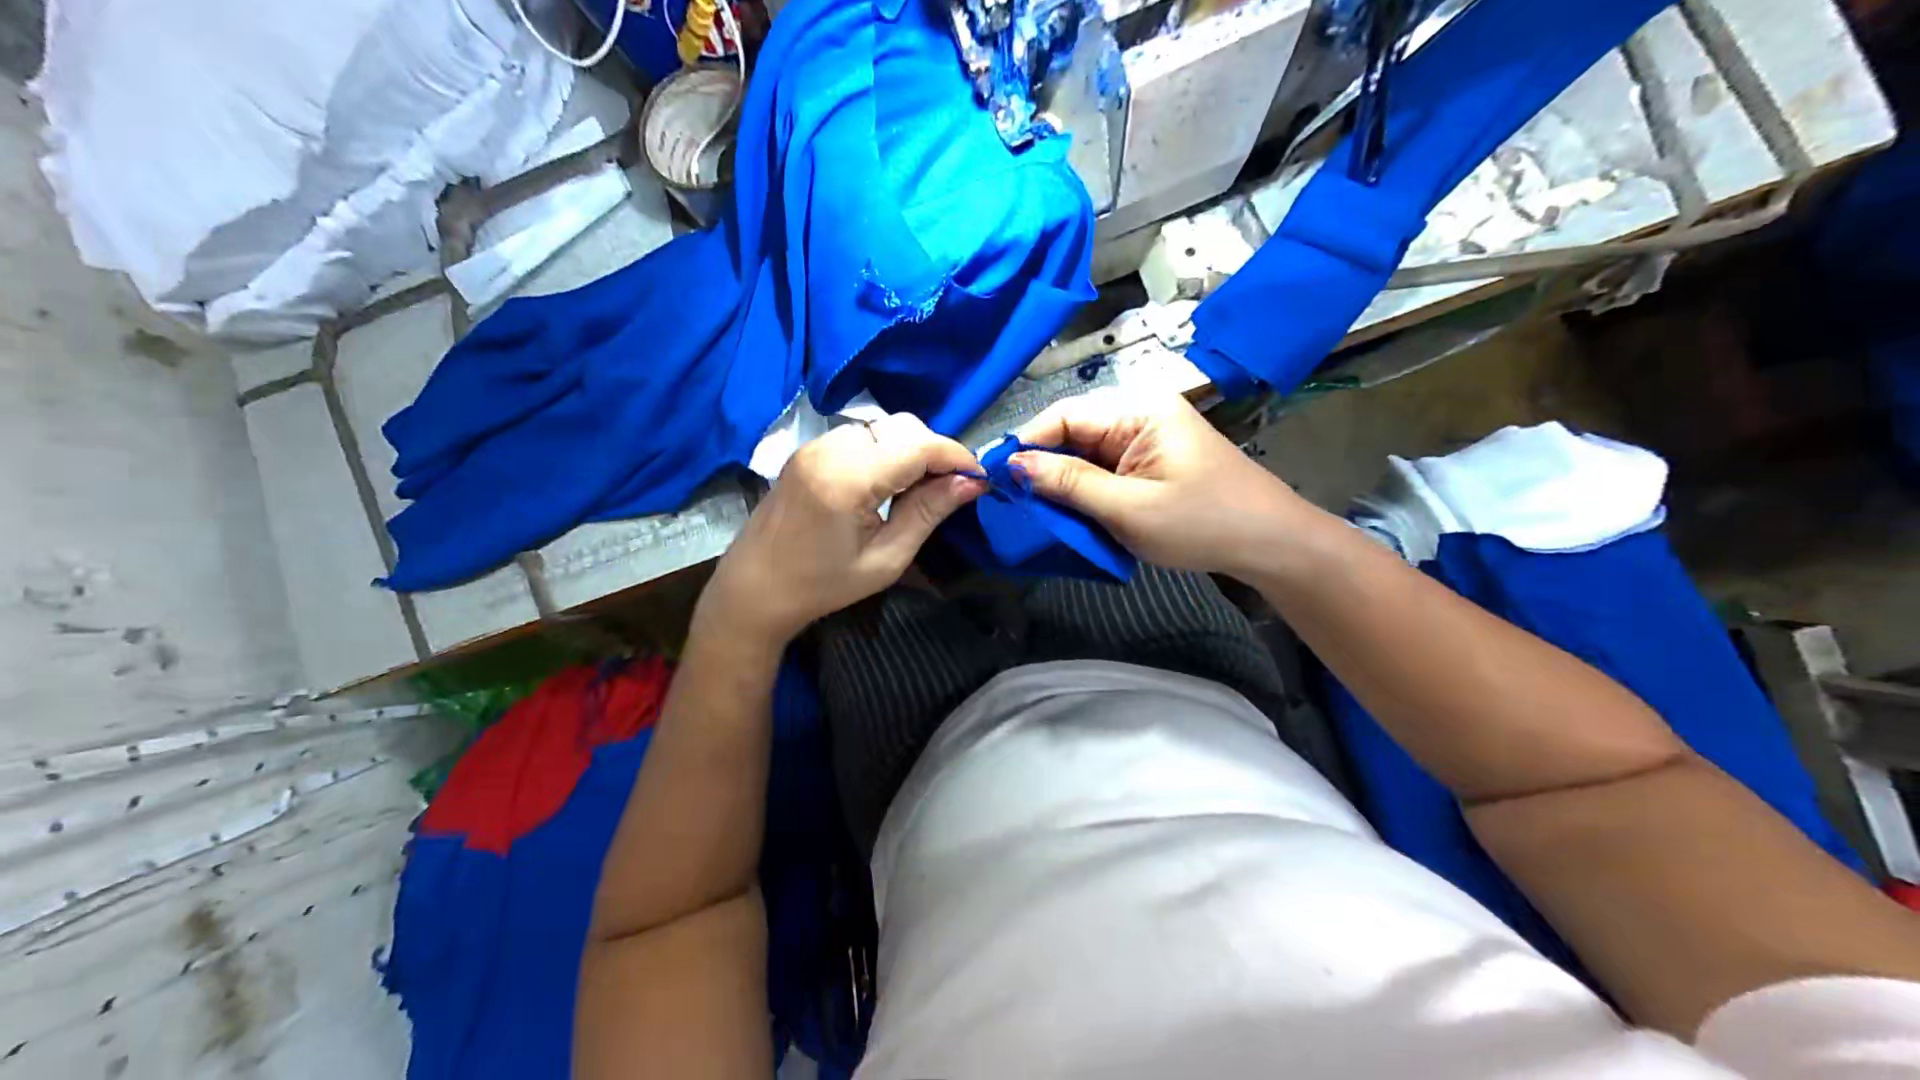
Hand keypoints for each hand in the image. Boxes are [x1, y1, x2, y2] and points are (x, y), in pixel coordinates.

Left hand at [700, 413, 986, 646]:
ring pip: (882, 427)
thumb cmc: (821, 586)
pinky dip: (887, 450)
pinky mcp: (809, 450)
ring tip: (923, 488)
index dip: (955, 456)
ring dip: (911, 449)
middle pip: (901, 427)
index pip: (917, 446)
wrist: (753, 589)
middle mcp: (829, 448)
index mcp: (847, 478)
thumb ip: (928, 513)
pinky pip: (861, 436)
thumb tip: (971, 483)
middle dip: (935, 450)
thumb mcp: (885, 559)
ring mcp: (815, 445)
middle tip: (952, 487)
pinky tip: (891, 481)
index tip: (980, 478)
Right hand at [1011, 389, 1319, 577]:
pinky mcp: (1150, 462)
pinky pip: (1104, 470)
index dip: (1027, 443)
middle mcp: (1140, 415)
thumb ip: (1069, 484)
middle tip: (1016, 503)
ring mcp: (1146, 439)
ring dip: (1064, 484)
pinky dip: (1086, 493)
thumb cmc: (1204, 524)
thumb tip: (1014, 465)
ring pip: (1085, 454)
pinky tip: (1075, 515)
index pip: (1065, 415)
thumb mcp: (1129, 508)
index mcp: (1139, 410)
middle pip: (1073, 433)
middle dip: (1044, 467)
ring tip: (1042, 513)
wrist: (1271, 544)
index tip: (997, 478)